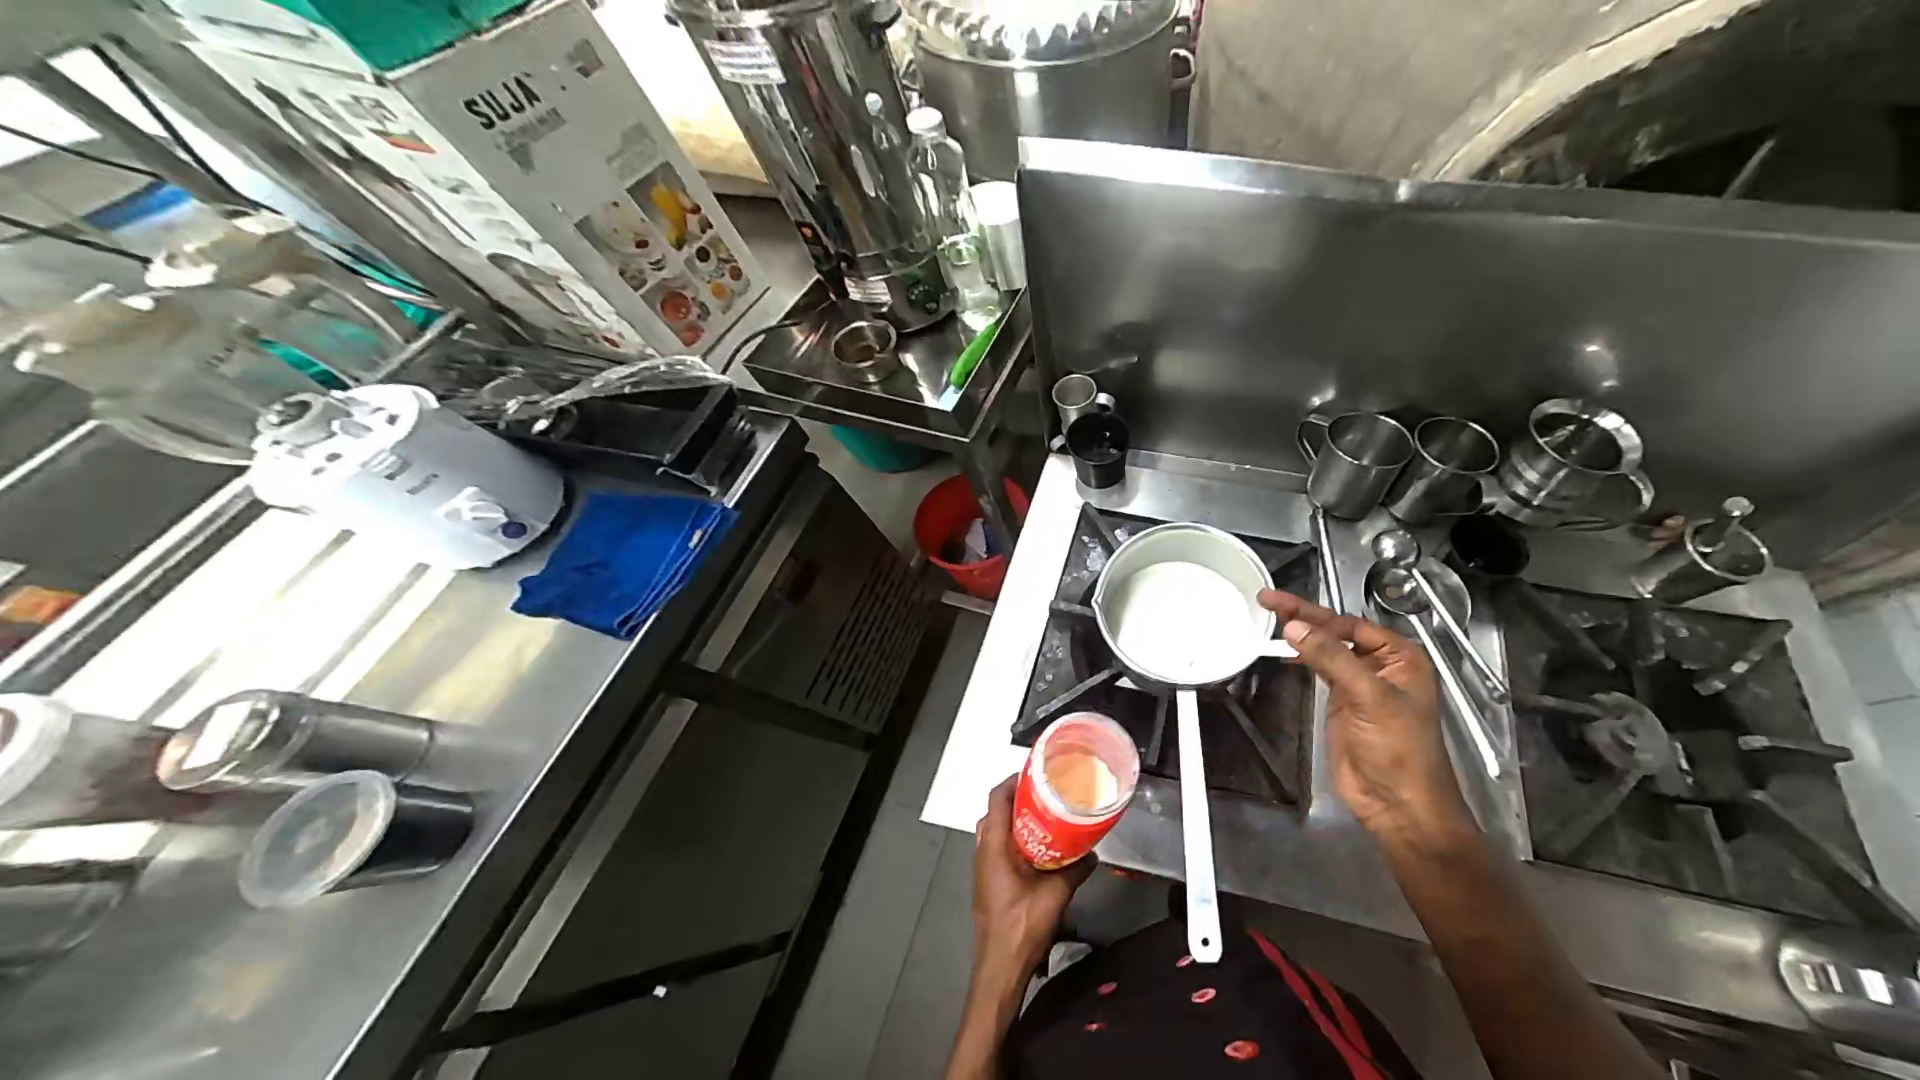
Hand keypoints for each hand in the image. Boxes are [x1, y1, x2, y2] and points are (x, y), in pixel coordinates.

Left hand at [972, 776, 1093, 975]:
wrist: (999, 966)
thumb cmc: (1021, 927)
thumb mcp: (1055, 895)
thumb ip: (1075, 870)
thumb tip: (1093, 853)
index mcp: (993, 846)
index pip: (997, 799)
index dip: (1013, 781)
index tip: (1036, 773)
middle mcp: (983, 850)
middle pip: (996, 811)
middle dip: (1019, 799)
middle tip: (1046, 794)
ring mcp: (983, 866)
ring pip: (997, 830)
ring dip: (1017, 820)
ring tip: (1045, 817)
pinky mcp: (989, 880)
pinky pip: (1000, 847)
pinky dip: (1016, 839)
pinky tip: (1039, 848)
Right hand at [1259, 590, 1473, 842]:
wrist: (1398, 803)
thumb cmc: (1398, 749)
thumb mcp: (1369, 697)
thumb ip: (1331, 658)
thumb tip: (1293, 626)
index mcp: (1401, 658)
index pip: (1351, 624)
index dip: (1315, 614)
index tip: (1280, 606)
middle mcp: (1382, 666)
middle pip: (1336, 632)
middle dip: (1303, 616)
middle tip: (1268, 600)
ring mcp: (1360, 684)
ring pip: (1325, 648)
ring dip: (1299, 634)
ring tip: (1269, 619)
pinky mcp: (1341, 702)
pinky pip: (1318, 669)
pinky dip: (1299, 657)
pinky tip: (1283, 650)